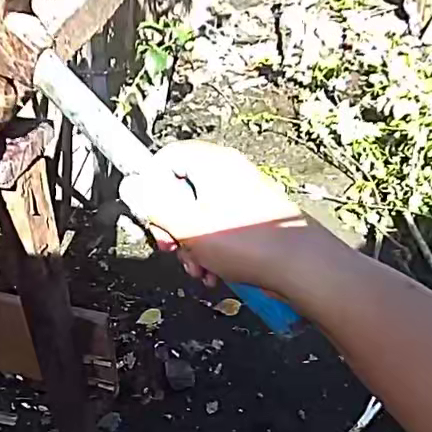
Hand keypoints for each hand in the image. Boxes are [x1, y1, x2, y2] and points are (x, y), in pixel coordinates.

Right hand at [118, 140, 340, 294]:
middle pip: (179, 191)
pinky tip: (214, 272)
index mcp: (211, 164)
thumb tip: (131, 187)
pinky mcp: (250, 220)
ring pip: (196, 216)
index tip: (148, 214)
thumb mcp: (187, 224)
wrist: (301, 266)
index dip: (149, 187)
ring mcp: (240, 197)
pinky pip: (216, 230)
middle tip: (171, 246)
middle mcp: (226, 174)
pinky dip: (209, 251)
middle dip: (170, 225)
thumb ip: (154, 204)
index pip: (165, 159)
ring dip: (189, 245)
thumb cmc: (248, 242)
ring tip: (198, 267)